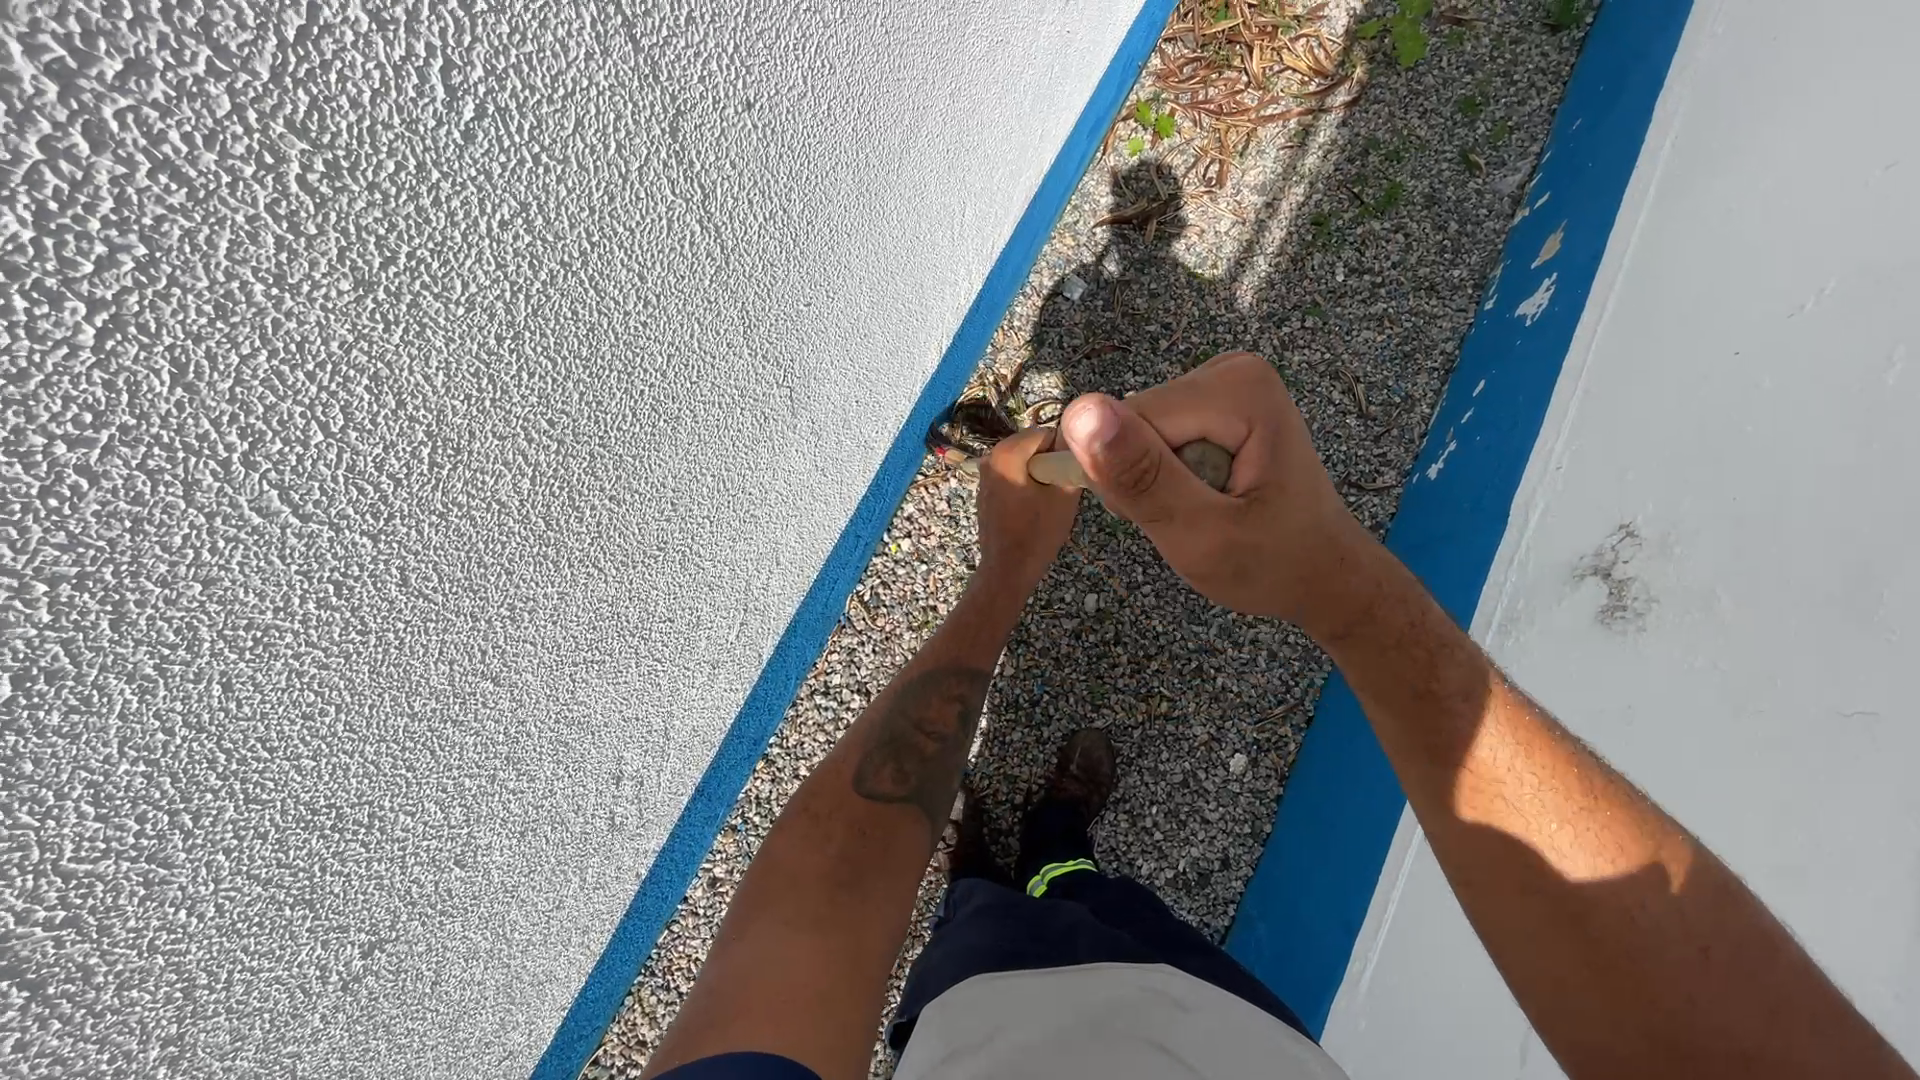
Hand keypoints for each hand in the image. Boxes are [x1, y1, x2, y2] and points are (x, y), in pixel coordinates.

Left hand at [975, 426, 1079, 588]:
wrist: (1008, 570)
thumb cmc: (1037, 533)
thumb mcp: (1064, 494)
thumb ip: (1070, 460)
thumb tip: (1078, 435)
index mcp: (1006, 453)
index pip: (1046, 433)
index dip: (1062, 453)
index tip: (1066, 477)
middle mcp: (990, 456)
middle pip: (1033, 445)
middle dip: (1049, 463)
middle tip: (1059, 492)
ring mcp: (984, 474)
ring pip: (1024, 460)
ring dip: (1039, 474)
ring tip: (1047, 501)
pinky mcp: (986, 490)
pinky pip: (1013, 474)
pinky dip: (1025, 483)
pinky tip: (1032, 507)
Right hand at [1057, 352, 1379, 633]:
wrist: (1322, 573)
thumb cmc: (1271, 565)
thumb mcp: (1200, 535)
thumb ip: (1141, 477)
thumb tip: (1079, 414)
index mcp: (1236, 390)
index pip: (1126, 422)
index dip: (1130, 479)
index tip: (1169, 518)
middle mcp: (1230, 370)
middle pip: (1131, 421)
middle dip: (1143, 479)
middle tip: (1189, 521)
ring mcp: (1224, 383)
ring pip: (1135, 431)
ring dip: (1152, 481)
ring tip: (1200, 513)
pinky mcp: (1215, 401)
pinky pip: (1153, 434)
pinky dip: (1163, 475)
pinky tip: (1201, 498)